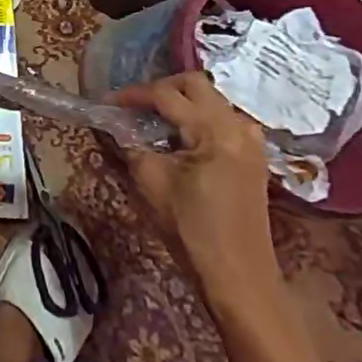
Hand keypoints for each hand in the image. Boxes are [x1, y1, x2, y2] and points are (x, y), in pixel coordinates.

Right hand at [111, 72, 276, 293]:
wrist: (240, 278)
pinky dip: (198, 118)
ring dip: (182, 102)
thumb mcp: (152, 184)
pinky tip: (180, 138)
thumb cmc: (193, 231)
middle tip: (134, 105)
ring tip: (153, 121)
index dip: (133, 95)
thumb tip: (116, 125)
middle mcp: (238, 124)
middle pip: (195, 84)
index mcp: (214, 130)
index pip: (166, 95)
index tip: (107, 101)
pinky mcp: (254, 154)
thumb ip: (131, 146)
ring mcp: (251, 138)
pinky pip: (222, 118)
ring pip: (211, 99)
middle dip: (161, 88)